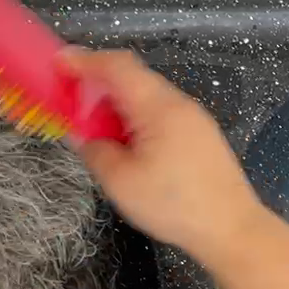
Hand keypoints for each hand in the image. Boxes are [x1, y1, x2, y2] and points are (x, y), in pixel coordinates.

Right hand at [62, 49, 272, 268]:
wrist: (230, 228)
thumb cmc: (174, 205)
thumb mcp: (121, 182)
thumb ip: (94, 151)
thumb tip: (80, 135)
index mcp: (157, 107)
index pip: (116, 66)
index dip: (84, 61)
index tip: (58, 64)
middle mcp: (178, 104)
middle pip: (133, 79)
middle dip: (98, 86)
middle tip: (72, 104)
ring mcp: (194, 119)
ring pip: (147, 99)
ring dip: (117, 107)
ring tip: (96, 131)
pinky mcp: (201, 137)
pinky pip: (161, 116)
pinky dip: (136, 121)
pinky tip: (127, 146)